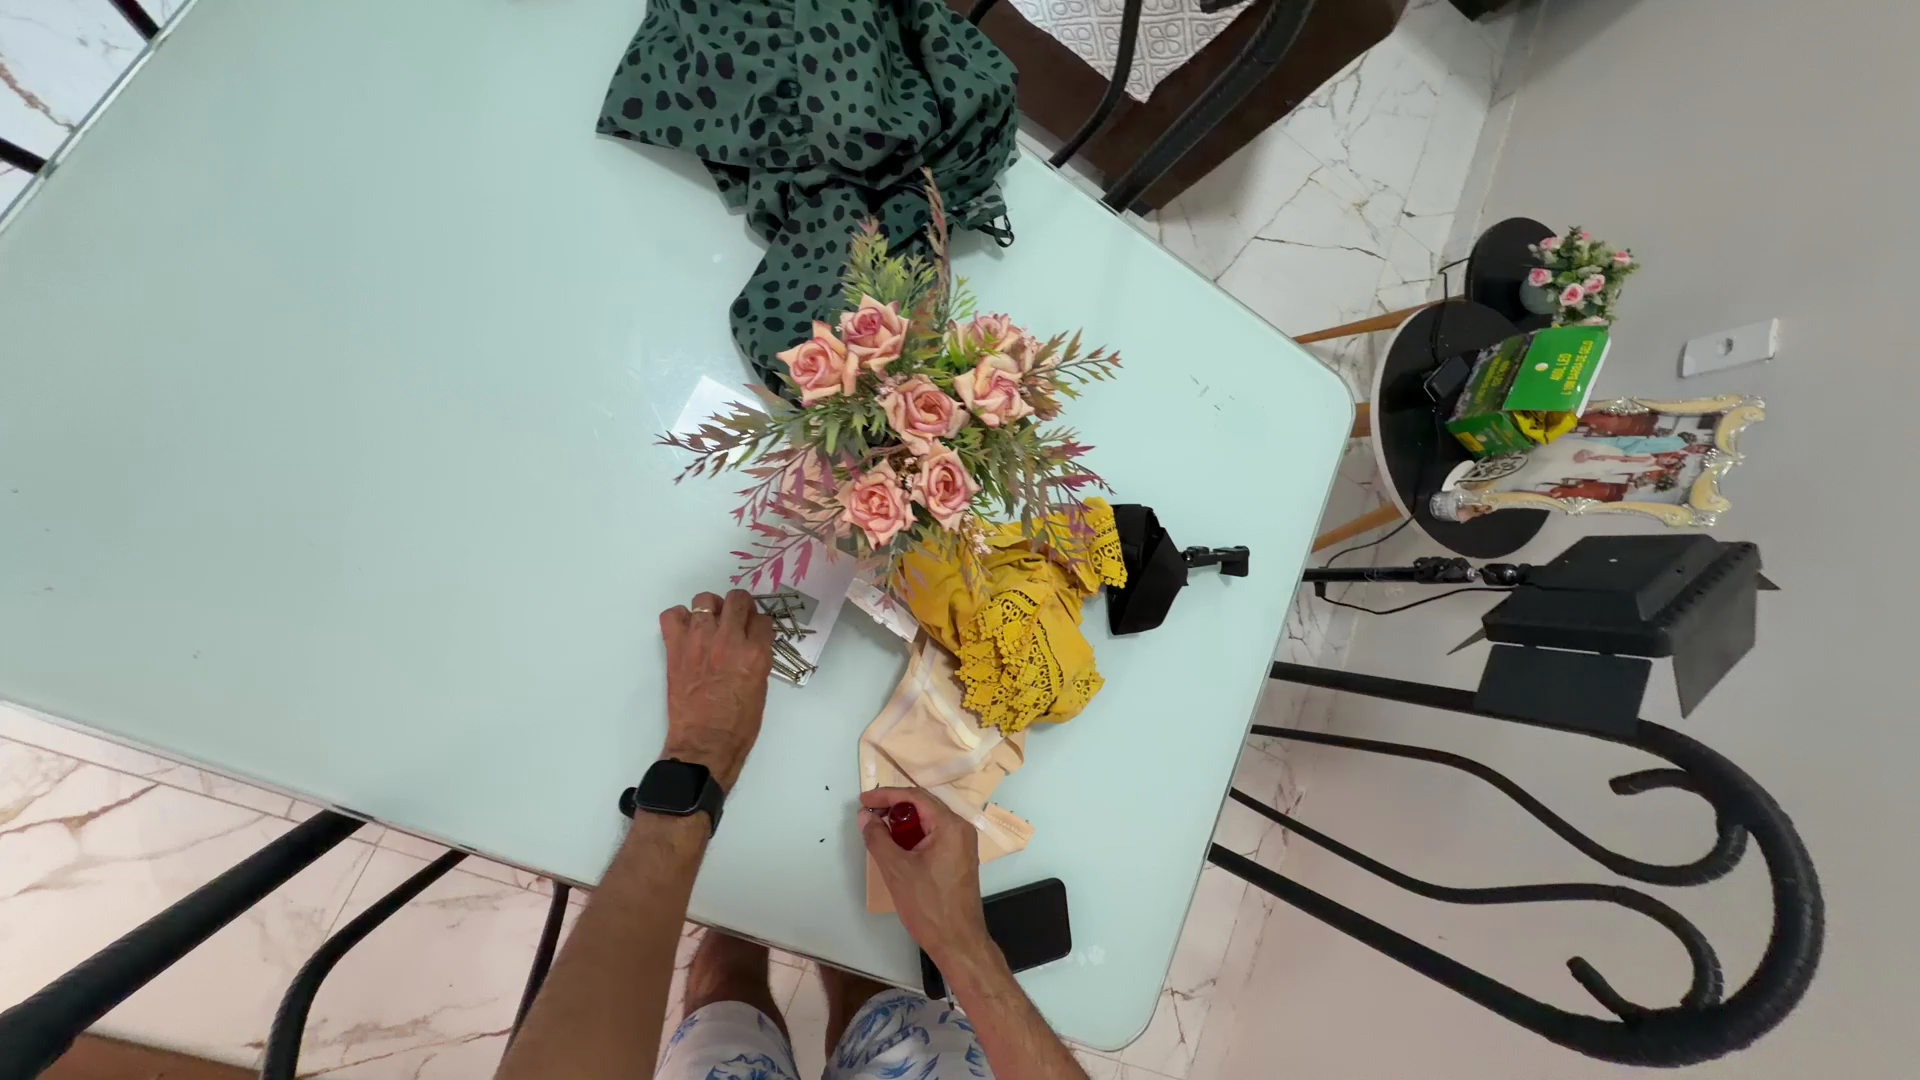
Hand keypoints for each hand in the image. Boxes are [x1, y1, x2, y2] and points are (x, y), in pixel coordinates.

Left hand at [659, 589, 773, 790]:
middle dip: (741, 606)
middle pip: (738, 600)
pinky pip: (672, 616)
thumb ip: (758, 656)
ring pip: (705, 600)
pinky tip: (687, 631)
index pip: (763, 619)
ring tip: (710, 623)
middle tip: (736, 619)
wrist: (705, 743)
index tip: (755, 630)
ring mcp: (700, 642)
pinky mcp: (676, 649)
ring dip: (711, 608)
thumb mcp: (761, 685)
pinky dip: (679, 618)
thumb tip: (752, 641)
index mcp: (756, 653)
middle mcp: (729, 640)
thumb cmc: (739, 722)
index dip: (759, 624)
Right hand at [859, 788, 991, 967]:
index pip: (915, 797)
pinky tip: (898, 847)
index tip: (864, 800)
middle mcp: (960, 828)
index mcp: (950, 825)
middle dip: (894, 808)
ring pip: (929, 822)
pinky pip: (935, 836)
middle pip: (924, 806)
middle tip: (869, 815)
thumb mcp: (896, 869)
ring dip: (904, 824)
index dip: (887, 796)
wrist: (958, 942)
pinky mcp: (959, 858)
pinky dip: (914, 837)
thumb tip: (865, 816)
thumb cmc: (928, 905)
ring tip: (880, 832)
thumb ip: (878, 838)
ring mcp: (962, 843)